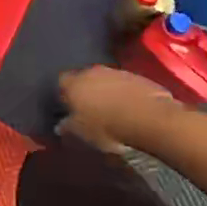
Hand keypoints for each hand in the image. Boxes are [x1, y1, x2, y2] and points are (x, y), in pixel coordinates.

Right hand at [56, 66, 181, 152]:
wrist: (147, 116)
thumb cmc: (106, 126)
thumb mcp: (81, 133)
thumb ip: (67, 127)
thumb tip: (59, 126)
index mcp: (74, 83)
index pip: (61, 82)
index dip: (63, 94)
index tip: (67, 106)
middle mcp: (92, 71)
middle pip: (83, 77)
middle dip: (85, 90)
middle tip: (88, 107)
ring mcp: (116, 71)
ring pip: (104, 79)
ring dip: (105, 90)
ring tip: (110, 108)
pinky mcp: (136, 75)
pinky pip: (123, 83)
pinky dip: (123, 92)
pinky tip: (128, 106)